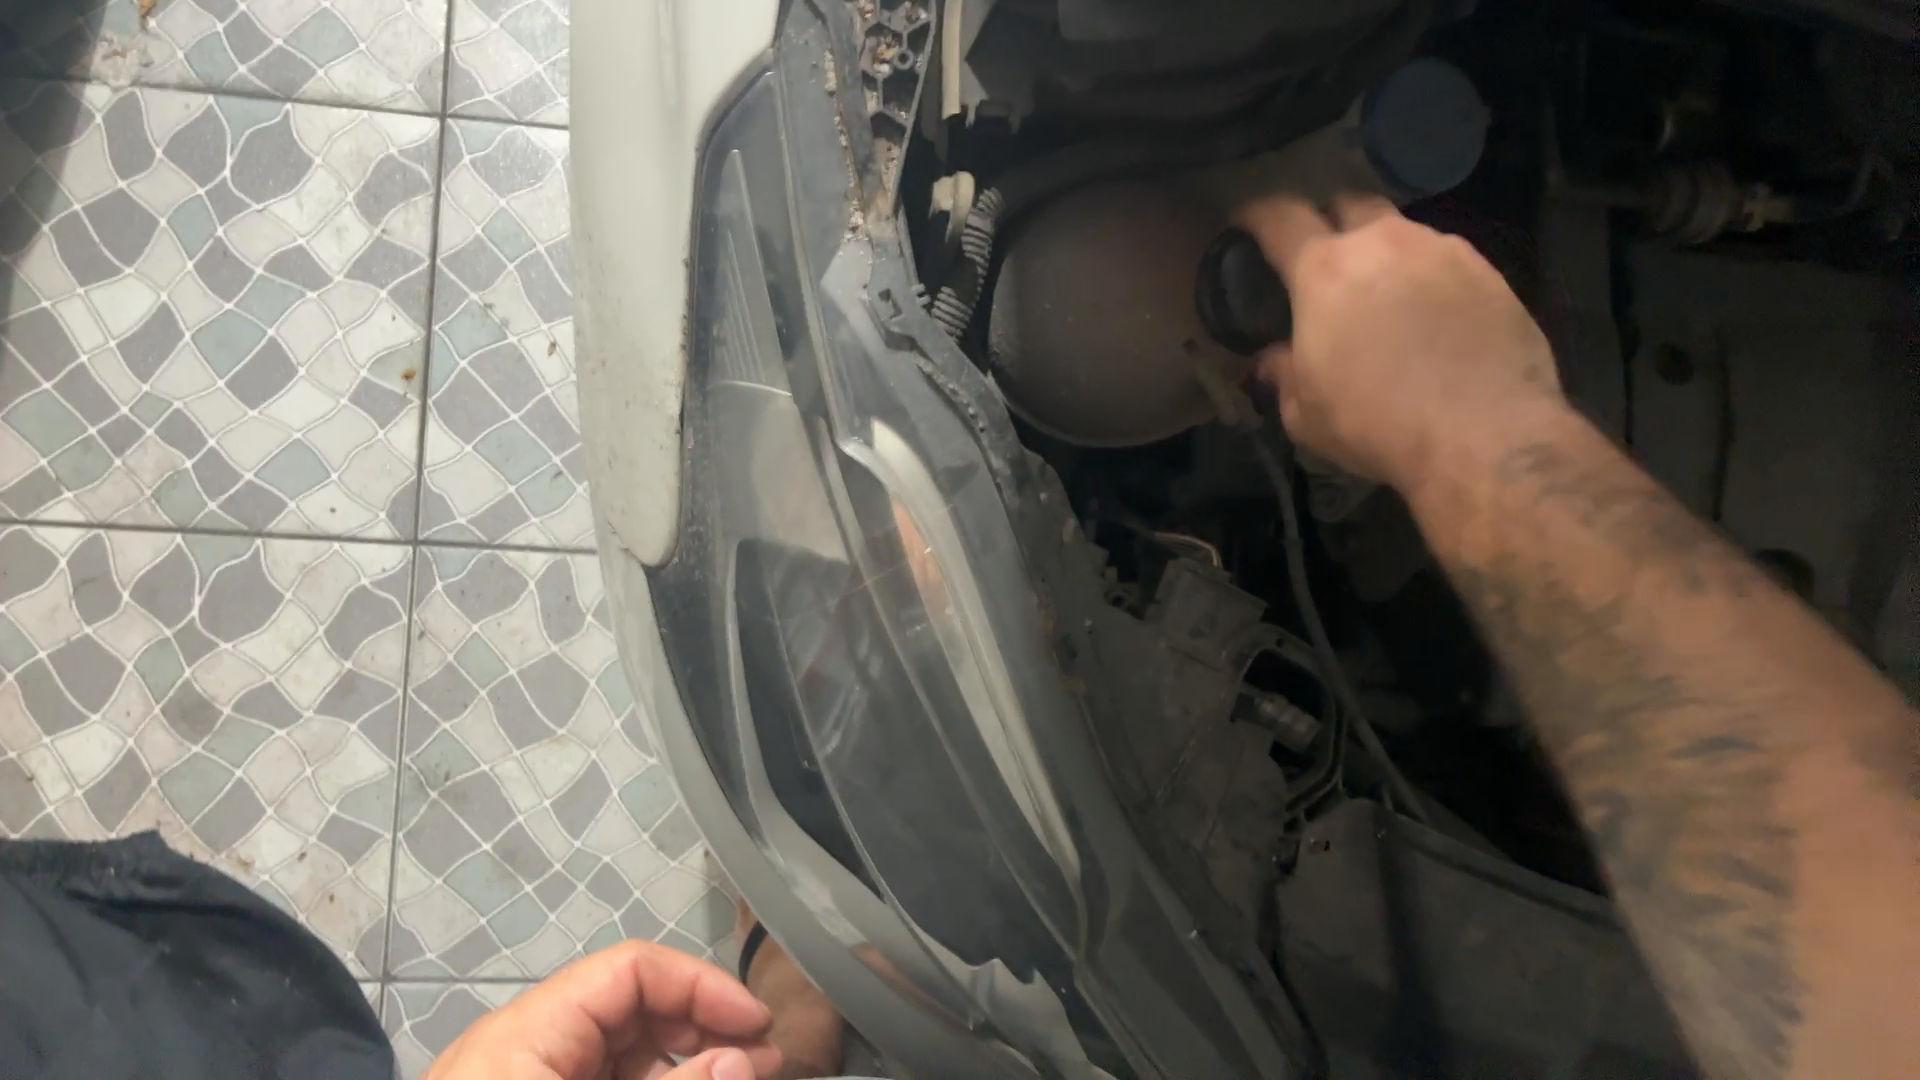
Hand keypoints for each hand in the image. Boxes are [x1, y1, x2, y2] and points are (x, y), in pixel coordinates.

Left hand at [424, 941, 782, 1079]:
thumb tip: (746, 1059)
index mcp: (528, 1033)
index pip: (632, 970)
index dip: (701, 984)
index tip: (756, 1024)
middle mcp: (529, 1046)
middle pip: (634, 1007)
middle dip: (702, 1026)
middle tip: (762, 1062)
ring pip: (626, 1051)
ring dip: (686, 1063)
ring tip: (741, 1077)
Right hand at [1235, 194, 1565, 493]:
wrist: (1483, 436)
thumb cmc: (1372, 422)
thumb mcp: (1302, 412)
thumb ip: (1282, 373)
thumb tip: (1272, 359)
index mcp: (1325, 271)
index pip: (1280, 218)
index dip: (1257, 215)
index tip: (1245, 222)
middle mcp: (1385, 244)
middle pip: (1348, 204)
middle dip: (1326, 223)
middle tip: (1317, 260)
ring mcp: (1444, 251)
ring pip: (1400, 232)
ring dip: (1380, 254)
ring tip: (1377, 295)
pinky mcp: (1490, 273)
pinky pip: (1442, 260)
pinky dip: (1422, 278)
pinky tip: (1423, 318)